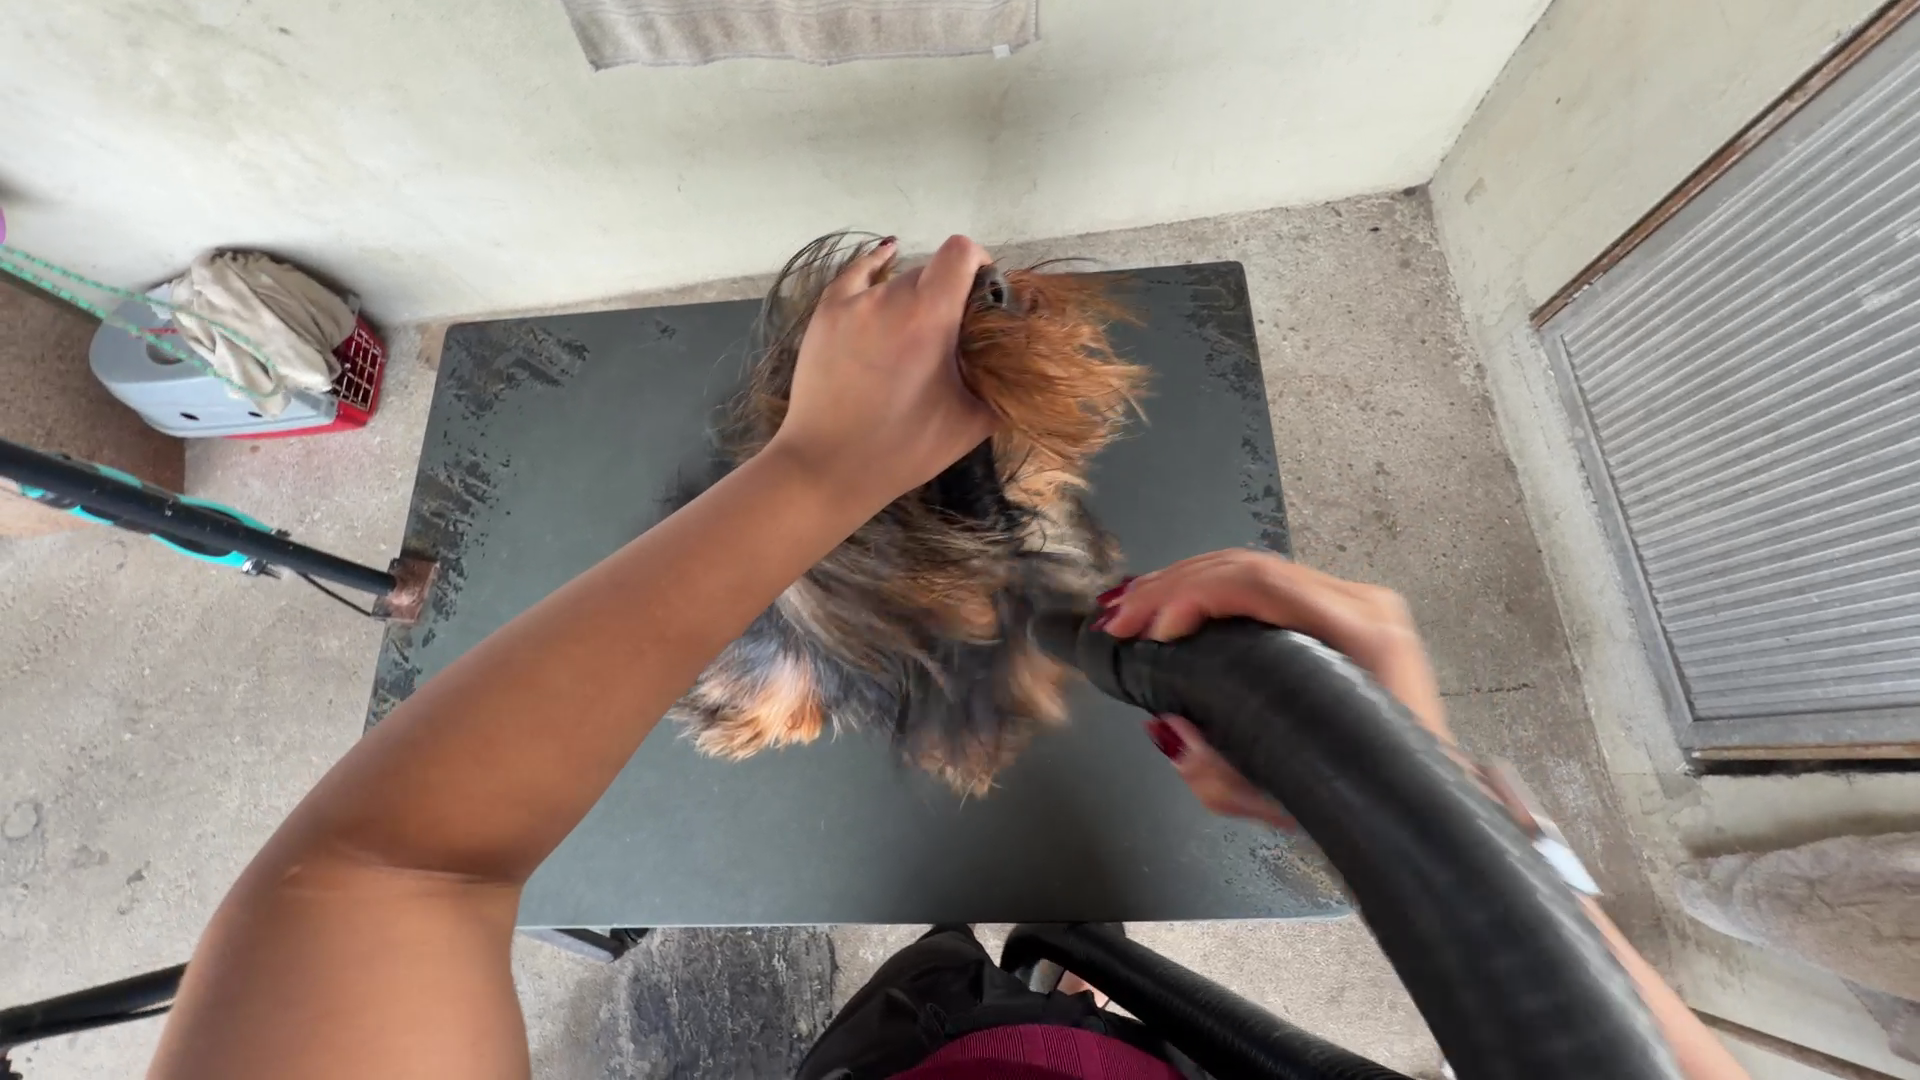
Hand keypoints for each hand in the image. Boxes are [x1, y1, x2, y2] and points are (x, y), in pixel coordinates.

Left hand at [767, 234, 998, 510]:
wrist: (830, 467)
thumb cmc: (904, 450)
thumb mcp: (971, 423)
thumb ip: (1001, 384)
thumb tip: (1020, 365)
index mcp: (929, 316)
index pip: (961, 253)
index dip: (980, 265)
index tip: (985, 294)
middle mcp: (889, 297)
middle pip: (931, 271)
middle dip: (948, 292)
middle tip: (950, 334)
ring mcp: (852, 302)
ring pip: (896, 279)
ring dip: (913, 296)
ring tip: (913, 334)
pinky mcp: (825, 313)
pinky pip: (856, 274)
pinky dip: (876, 267)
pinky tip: (887, 258)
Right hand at [1097, 549, 1447, 825]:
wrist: (1419, 799)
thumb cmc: (1366, 793)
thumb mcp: (1284, 801)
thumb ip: (1218, 776)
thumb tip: (1169, 729)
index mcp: (1359, 637)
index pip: (1256, 584)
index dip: (1190, 596)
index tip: (1152, 630)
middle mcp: (1360, 607)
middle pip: (1244, 564)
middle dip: (1167, 587)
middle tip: (1120, 618)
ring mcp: (1351, 601)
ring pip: (1248, 562)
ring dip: (1179, 580)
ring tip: (1132, 605)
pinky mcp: (1337, 607)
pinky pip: (1259, 577)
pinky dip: (1205, 583)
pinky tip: (1170, 598)